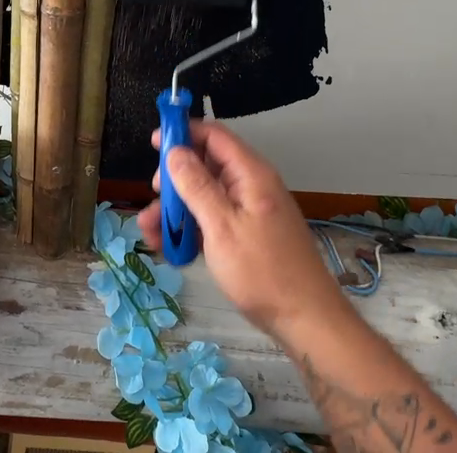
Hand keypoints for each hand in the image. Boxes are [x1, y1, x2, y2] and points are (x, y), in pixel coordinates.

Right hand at [140, 120, 342, 336]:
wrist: (306, 322)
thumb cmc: (263, 272)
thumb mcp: (221, 226)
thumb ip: (196, 185)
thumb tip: (174, 150)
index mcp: (250, 174)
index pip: (213, 135)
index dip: (182, 133)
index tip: (153, 145)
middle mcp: (250, 185)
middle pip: (205, 164)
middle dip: (174, 179)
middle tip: (154, 199)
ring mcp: (249, 210)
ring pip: (204, 194)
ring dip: (176, 209)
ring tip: (151, 232)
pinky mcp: (247, 232)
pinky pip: (212, 217)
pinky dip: (191, 227)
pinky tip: (171, 247)